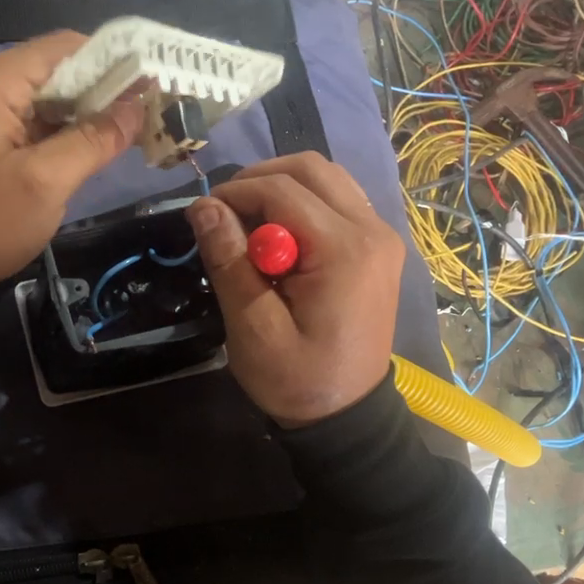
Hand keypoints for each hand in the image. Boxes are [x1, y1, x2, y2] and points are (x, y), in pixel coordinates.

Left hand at [0, 32, 143, 283]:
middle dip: (96, 90)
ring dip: (74, 111)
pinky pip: (17, 114)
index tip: (147, 89)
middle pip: (49, 67)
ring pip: (35, 93)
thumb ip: (95, 139)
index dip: (111, 63)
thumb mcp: (47, 183)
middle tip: (138, 117)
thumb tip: (138, 107)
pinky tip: (78, 146)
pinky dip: (48, 126)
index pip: (63, 47)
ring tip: (117, 133)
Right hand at [185, 152, 405, 426]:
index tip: (203, 217)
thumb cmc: (297, 380)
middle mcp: (372, 230)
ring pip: (326, 179)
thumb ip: (230, 262)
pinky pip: (337, 201)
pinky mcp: (376, 247)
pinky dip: (301, 205)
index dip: (236, 193)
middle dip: (259, 181)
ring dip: (280, 190)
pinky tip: (278, 240)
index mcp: (345, 250)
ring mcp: (380, 236)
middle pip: (311, 168)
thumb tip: (203, 206)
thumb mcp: (253, 328)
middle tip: (224, 215)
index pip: (283, 190)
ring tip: (248, 227)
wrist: (347, 415)